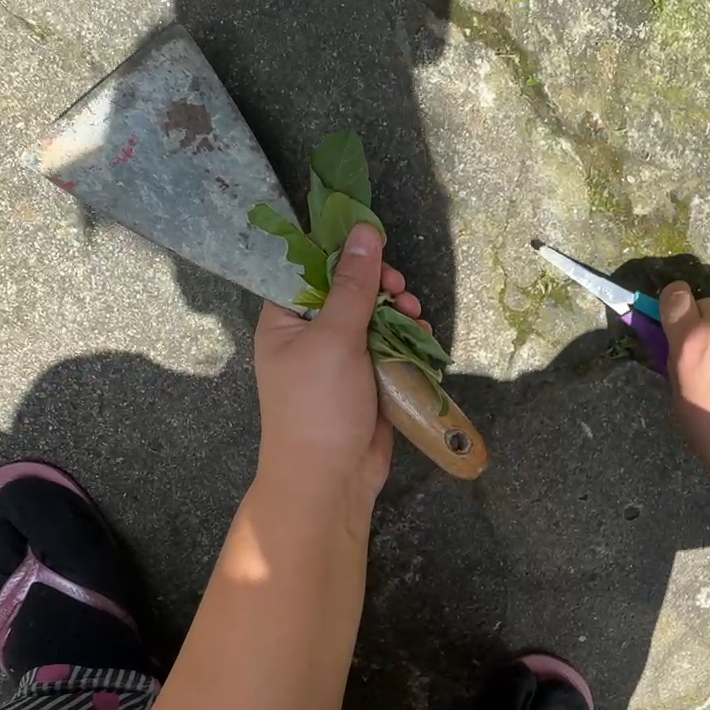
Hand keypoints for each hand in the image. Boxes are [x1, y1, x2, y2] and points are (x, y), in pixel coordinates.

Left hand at [253, 223, 427, 511]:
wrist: (329, 479)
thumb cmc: (319, 405)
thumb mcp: (335, 338)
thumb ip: (353, 285)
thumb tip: (364, 230)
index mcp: (285, 319)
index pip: (311, 268)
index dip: (344, 254)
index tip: (376, 246)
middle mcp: (311, 336)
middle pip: (349, 292)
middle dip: (380, 287)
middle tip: (401, 290)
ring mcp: (341, 361)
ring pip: (375, 321)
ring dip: (399, 314)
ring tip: (416, 318)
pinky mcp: (367, 383)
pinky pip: (389, 350)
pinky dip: (407, 342)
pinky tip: (424, 340)